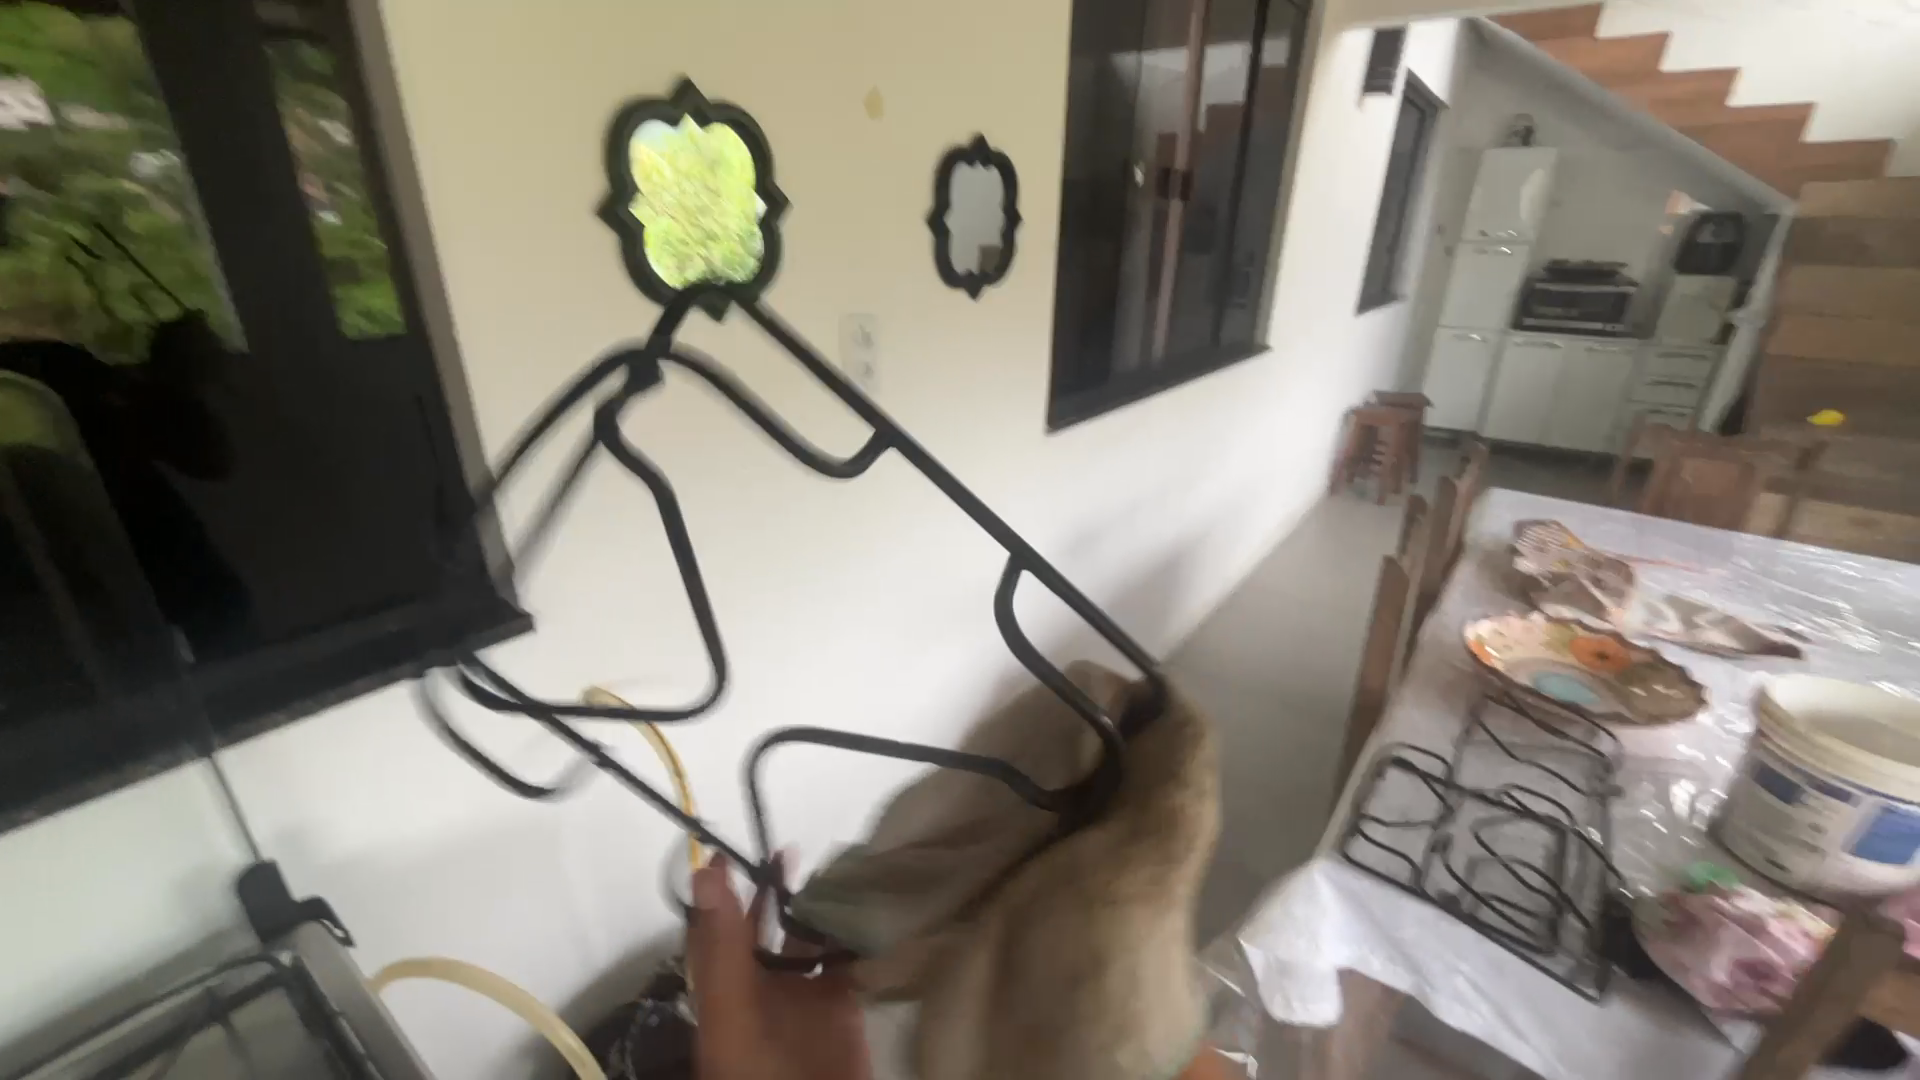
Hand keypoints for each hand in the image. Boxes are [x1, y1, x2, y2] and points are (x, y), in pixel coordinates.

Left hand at [688, 856, 871, 1079]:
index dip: (719, 890)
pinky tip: (866, 901)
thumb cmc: (761, 1077)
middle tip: (788, 849)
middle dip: (771, 888)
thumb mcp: (732, 1019)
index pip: (715, 929)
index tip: (730, 848)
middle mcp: (760, 988)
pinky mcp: (840, 1005)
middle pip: (761, 927)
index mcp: (725, 992)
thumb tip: (705, 875)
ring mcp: (802, 996)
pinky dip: (852, 929)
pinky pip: (844, 957)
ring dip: (815, 903)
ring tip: (833, 866)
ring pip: (804, 937)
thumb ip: (722, 948)